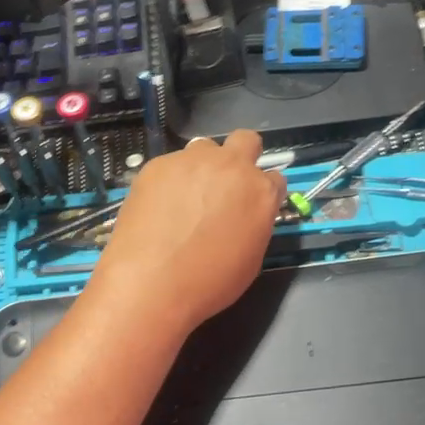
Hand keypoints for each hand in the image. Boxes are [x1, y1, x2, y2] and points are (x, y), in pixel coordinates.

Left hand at [88, 131, 285, 337]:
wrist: (150, 283)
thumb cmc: (208, 283)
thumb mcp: (250, 259)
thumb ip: (253, 224)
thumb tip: (244, 215)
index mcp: (260, 192)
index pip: (274, 178)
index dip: (262, 192)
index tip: (250, 206)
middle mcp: (230, 166)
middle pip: (246, 141)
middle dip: (241, 158)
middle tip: (224, 187)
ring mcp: (191, 161)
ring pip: (204, 149)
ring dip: (202, 167)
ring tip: (185, 199)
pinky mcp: (157, 165)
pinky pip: (170, 165)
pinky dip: (169, 181)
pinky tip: (157, 208)